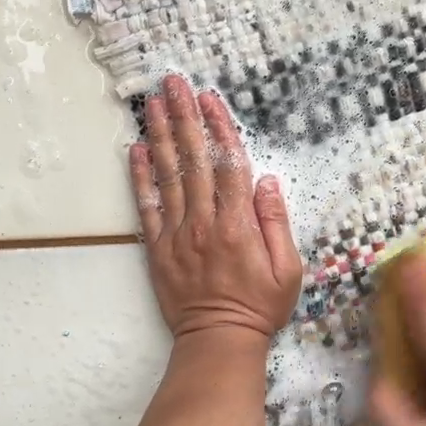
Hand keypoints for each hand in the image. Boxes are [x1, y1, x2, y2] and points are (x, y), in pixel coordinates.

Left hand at [129, 74, 302, 347]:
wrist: (218, 341)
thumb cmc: (259, 307)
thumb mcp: (288, 269)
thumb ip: (277, 223)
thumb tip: (266, 182)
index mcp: (238, 225)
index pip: (228, 165)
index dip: (219, 128)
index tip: (210, 98)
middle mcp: (204, 222)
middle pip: (193, 160)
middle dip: (184, 118)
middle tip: (174, 84)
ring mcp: (177, 233)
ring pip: (168, 175)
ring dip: (162, 135)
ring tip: (154, 103)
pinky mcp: (157, 248)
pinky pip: (146, 206)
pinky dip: (140, 176)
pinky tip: (137, 149)